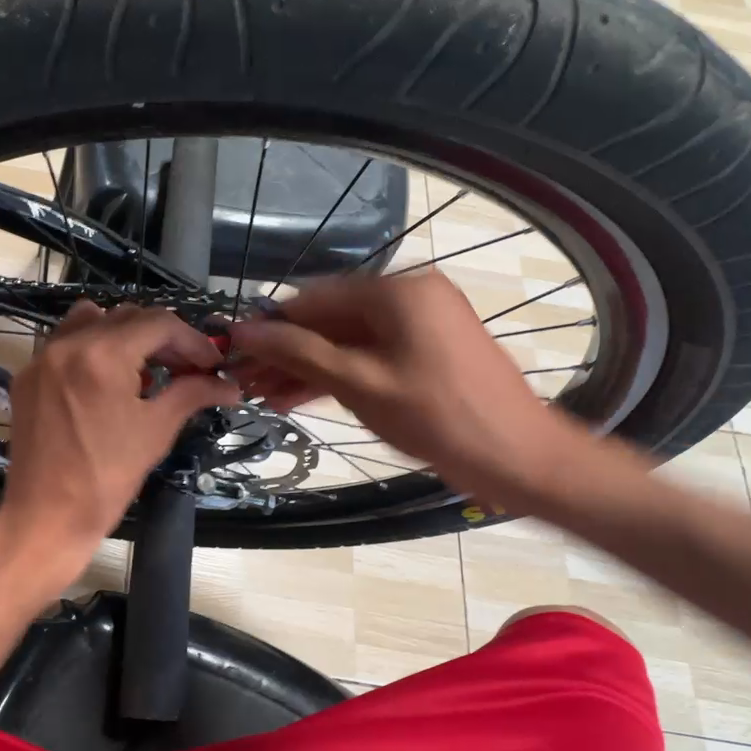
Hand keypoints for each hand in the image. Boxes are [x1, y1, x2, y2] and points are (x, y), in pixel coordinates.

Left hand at [0, 302, 239, 548]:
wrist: (48, 516)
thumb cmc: (107, 477)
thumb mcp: (156, 431)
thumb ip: (192, 394)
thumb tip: (230, 386)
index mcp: (102, 354)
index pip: (158, 324)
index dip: (193, 340)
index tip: (212, 364)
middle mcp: (67, 344)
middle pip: (126, 317)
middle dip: (161, 338)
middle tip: (186, 367)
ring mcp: (41, 359)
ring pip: (89, 321)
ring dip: (123, 334)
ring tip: (144, 368)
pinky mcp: (26, 377)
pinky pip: (63, 344)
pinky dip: (90, 348)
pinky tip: (107, 381)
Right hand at [228, 270, 605, 509]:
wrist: (518, 459)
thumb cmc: (438, 417)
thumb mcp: (359, 383)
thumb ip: (299, 353)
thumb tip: (242, 330)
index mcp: (398, 291)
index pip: (314, 298)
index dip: (270, 326)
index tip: (232, 353)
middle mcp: (408, 297)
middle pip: (328, 320)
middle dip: (285, 353)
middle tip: (243, 383)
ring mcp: (418, 326)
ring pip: (344, 342)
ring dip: (304, 369)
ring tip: (263, 399)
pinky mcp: (424, 354)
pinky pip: (367, 357)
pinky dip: (335, 377)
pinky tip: (296, 400)